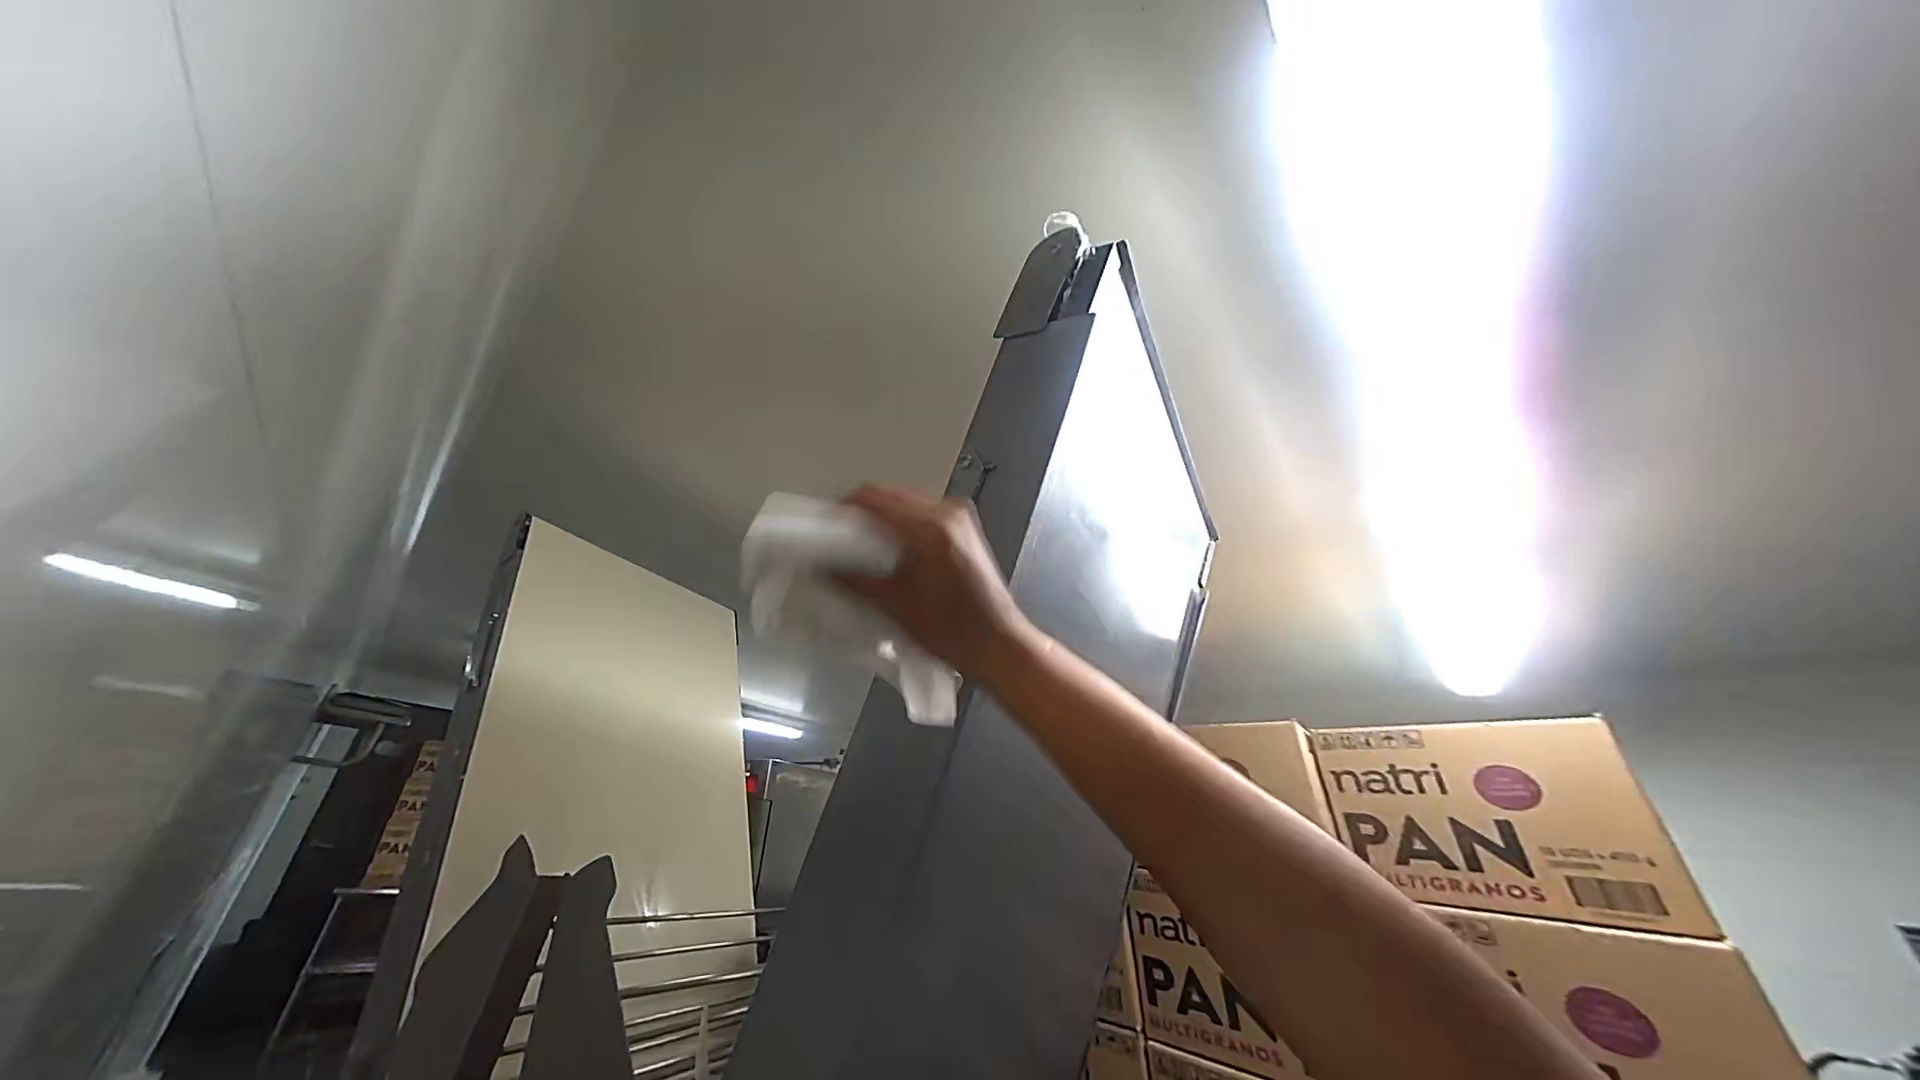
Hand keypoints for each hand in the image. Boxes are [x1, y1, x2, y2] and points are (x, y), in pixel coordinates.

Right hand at [835, 484, 1038, 678]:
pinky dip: (899, 529)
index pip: (872, 497)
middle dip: (859, 519)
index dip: (842, 512)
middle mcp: (949, 515)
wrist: (997, 644)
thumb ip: (855, 580)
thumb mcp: (895, 607)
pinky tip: (889, 557)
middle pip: (887, 496)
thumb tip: (829, 566)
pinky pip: (920, 515)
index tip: (825, 528)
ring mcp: (959, 520)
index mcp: (932, 528)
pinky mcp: (962, 530)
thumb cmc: (962, 633)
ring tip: (863, 555)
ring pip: (903, 503)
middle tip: (839, 545)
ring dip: (879, 523)